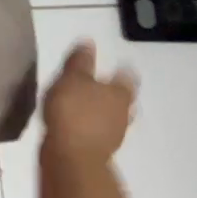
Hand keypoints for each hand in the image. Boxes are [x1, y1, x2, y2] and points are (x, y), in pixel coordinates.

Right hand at [41, 41, 136, 163]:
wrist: (71, 155)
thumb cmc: (72, 111)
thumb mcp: (71, 80)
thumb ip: (80, 62)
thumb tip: (88, 42)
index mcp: (121, 91)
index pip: (126, 75)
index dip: (120, 69)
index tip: (114, 65)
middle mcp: (125, 110)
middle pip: (122, 97)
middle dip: (111, 91)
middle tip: (97, 85)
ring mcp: (115, 131)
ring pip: (112, 115)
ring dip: (102, 110)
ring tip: (85, 105)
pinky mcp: (101, 147)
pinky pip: (99, 130)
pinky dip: (91, 125)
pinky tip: (77, 124)